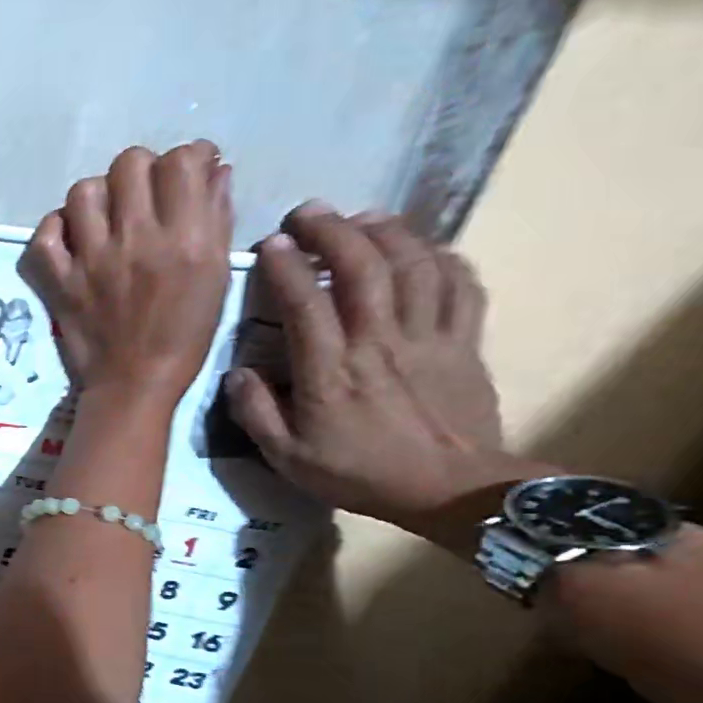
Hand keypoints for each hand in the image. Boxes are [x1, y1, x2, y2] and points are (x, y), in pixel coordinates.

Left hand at [19, 142, 235, 410]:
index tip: (189, 173)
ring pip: (84, 191)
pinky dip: (56, 229)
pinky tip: (72, 238)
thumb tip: (214, 171)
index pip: (181, 161)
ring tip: (106, 217)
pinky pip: (45, 235)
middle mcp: (136, 240)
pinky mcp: (59, 281)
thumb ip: (217, 220)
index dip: (190, 157)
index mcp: (184, 239)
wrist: (134, 385)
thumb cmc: (184, 337)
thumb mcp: (216, 278)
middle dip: (142, 171)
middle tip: (145, 196)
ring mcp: (91, 259)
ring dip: (98, 196)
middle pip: (129, 163)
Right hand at [225, 202, 549, 542]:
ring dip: (386, 232)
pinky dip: (442, 257)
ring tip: (361, 218)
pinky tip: (422, 248)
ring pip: (414, 264)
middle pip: (362, 267)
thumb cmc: (361, 474)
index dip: (286, 266)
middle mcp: (380, 341)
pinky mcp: (464, 340)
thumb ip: (257, 414)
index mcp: (332, 371)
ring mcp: (429, 336)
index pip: (306, 303)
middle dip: (332, 230)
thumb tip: (238, 373)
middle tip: (308, 212)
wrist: (451, 490)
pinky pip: (460, 284)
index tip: (270, 244)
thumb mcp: (289, 458)